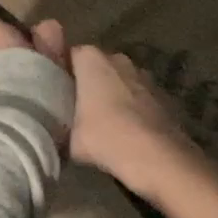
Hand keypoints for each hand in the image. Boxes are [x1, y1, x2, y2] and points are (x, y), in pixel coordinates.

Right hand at [66, 45, 217, 217]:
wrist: (161, 160)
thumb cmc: (107, 138)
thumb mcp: (69, 137)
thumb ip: (59, 125)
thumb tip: (54, 130)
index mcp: (91, 59)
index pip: (68, 57)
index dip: (61, 75)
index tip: (57, 96)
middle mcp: (118, 58)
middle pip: (96, 67)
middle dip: (88, 84)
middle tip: (77, 111)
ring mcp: (144, 75)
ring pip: (119, 81)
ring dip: (112, 97)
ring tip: (104, 125)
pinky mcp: (163, 94)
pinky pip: (139, 97)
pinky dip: (133, 109)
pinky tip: (128, 132)